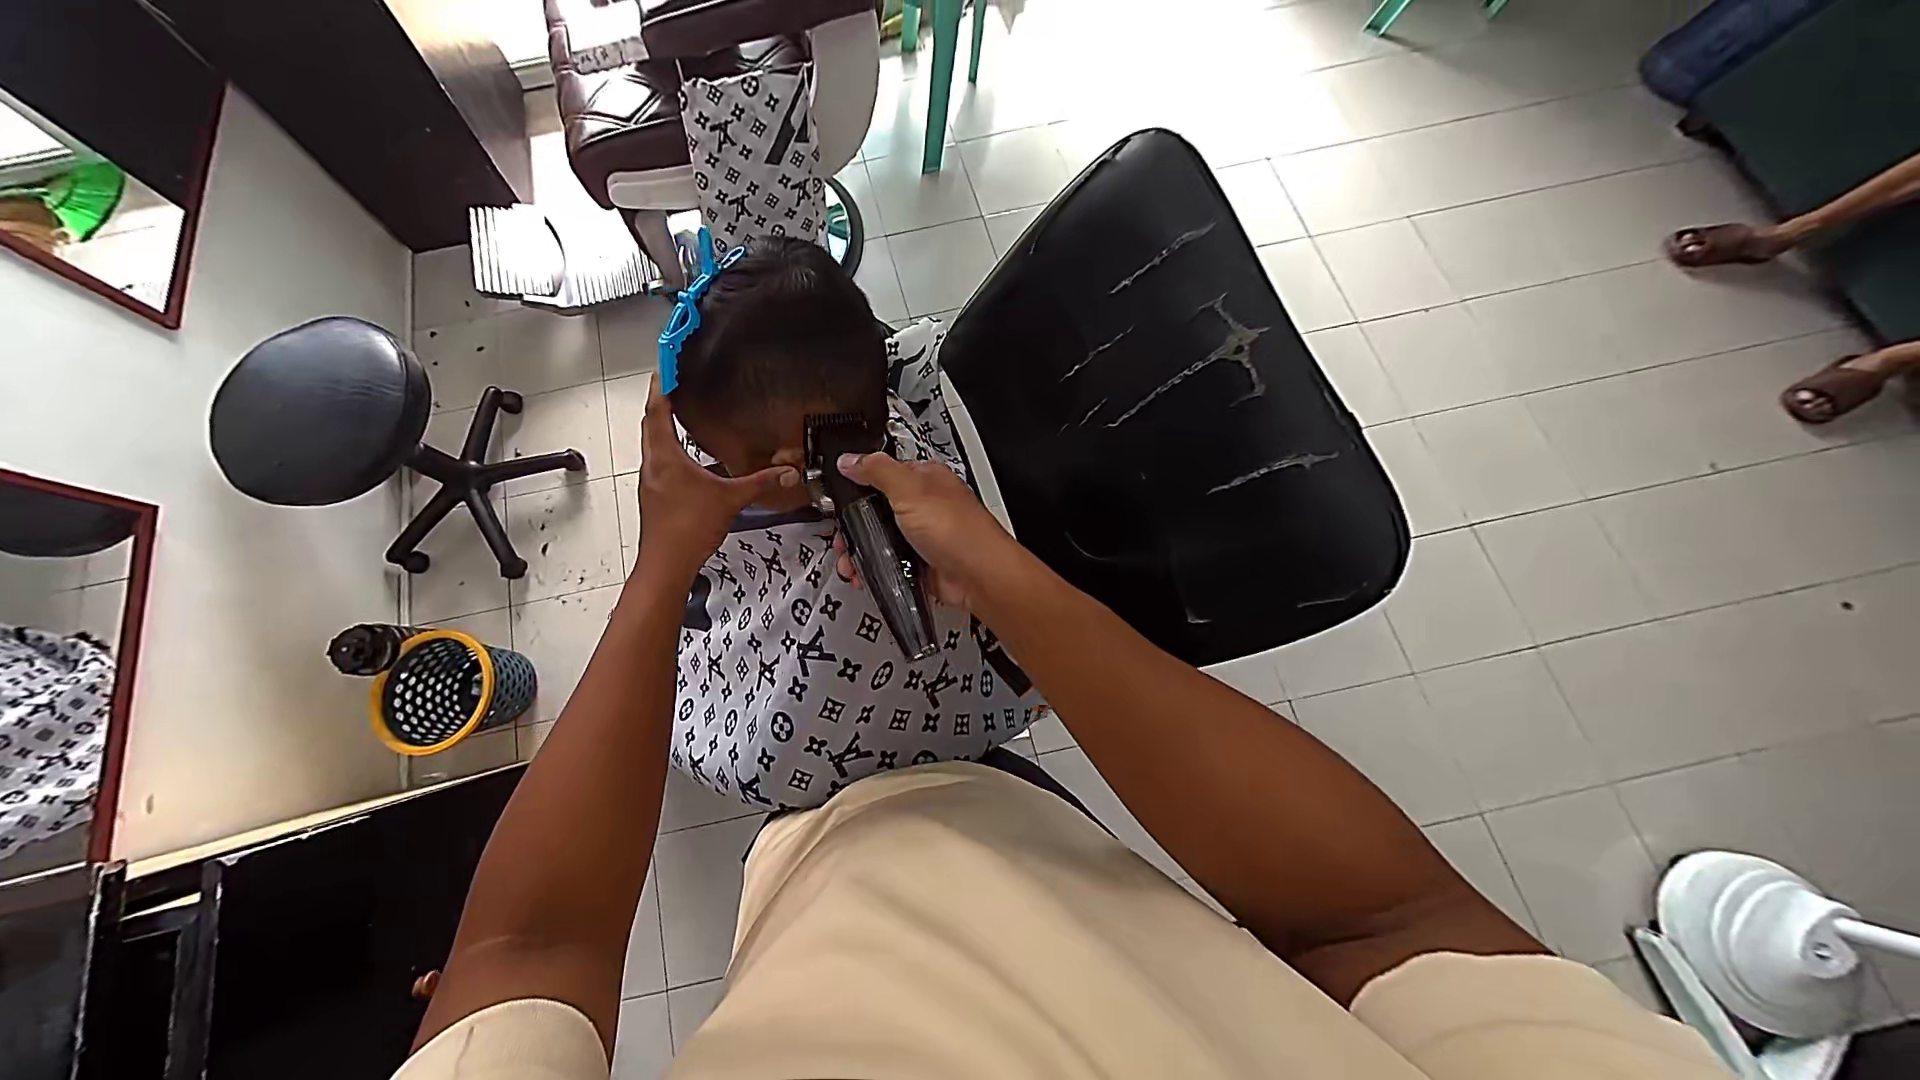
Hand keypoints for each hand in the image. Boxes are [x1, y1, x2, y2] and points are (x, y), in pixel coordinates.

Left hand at [637, 377, 797, 580]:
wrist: (667, 563)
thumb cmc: (686, 530)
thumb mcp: (731, 499)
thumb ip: (760, 483)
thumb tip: (785, 472)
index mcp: (665, 458)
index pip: (657, 412)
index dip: (659, 388)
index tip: (662, 369)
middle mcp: (652, 466)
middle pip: (650, 425)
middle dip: (659, 404)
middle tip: (669, 388)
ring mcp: (651, 483)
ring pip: (653, 446)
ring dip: (662, 429)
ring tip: (678, 417)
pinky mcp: (655, 497)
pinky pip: (660, 465)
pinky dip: (670, 454)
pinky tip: (689, 462)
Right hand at [832, 452, 1014, 608]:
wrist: (979, 576)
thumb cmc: (960, 531)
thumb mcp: (910, 490)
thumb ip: (878, 471)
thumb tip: (851, 459)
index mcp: (925, 479)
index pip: (884, 471)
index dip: (859, 482)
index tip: (839, 495)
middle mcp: (925, 506)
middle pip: (878, 510)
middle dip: (854, 525)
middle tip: (842, 535)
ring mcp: (923, 537)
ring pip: (881, 539)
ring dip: (861, 550)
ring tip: (849, 559)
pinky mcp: (921, 563)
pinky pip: (890, 563)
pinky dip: (874, 569)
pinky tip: (864, 573)